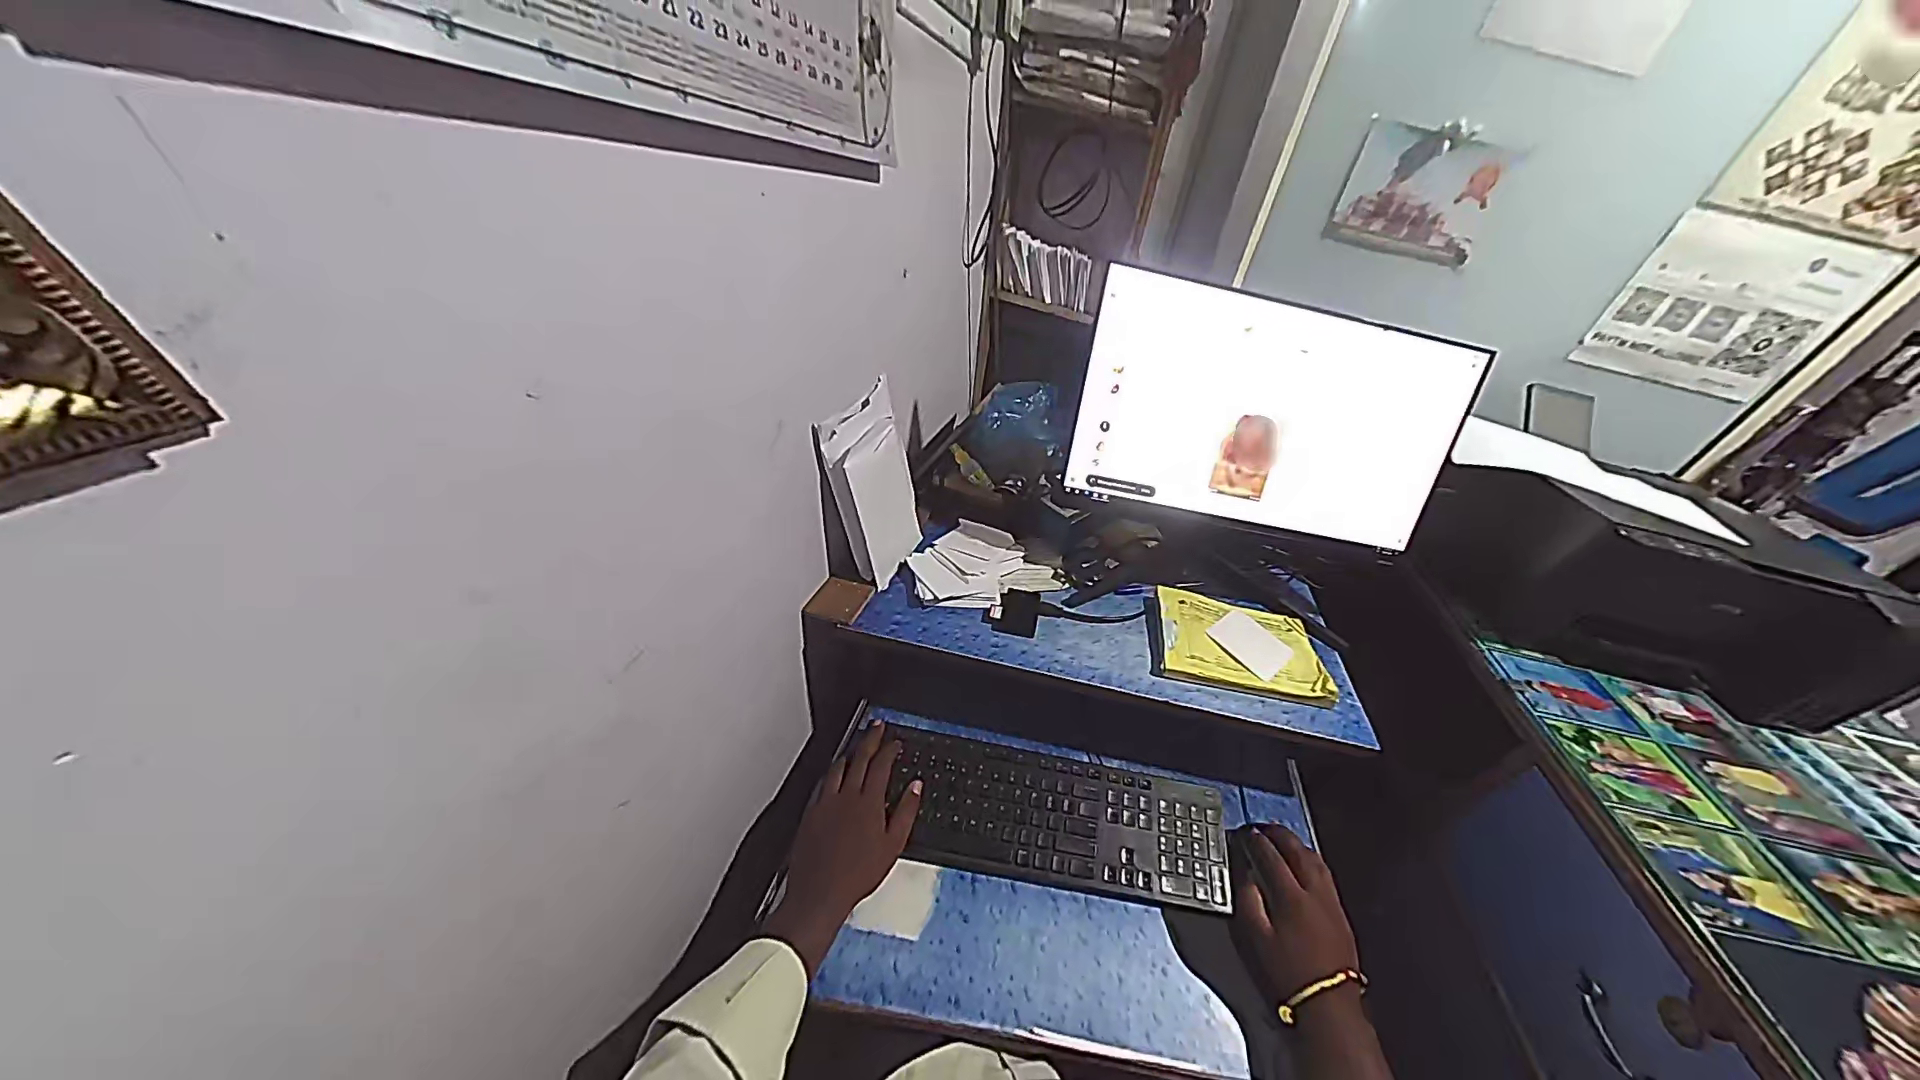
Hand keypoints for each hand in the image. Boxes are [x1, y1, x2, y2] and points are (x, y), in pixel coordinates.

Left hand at [762, 722, 921, 974]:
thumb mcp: (893, 845)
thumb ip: (906, 811)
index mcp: (869, 802)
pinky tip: (833, 772)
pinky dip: (831, 771)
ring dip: (850, 751)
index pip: (881, 765)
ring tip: (857, 745)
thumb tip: (916, 787)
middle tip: (877, 726)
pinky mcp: (811, 811)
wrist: (820, 892)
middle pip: (859, 757)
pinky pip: (822, 782)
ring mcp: (826, 802)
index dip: (889, 749)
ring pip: (838, 766)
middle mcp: (846, 796)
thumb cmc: (857, 874)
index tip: (895, 742)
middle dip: (870, 738)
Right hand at [1230, 824, 1359, 1008]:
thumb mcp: (1254, 935)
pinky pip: (1324, 871)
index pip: (1269, 854)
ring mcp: (1331, 900)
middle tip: (1258, 828)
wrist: (1328, 1004)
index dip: (1253, 840)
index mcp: (1290, 896)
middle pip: (1295, 849)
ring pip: (1313, 857)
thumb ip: (1247, 897)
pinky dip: (1308, 856)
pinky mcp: (1340, 910)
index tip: (1241, 833)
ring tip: (1277, 838)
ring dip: (1293, 842)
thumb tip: (1243, 869)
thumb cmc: (1285, 971)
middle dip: (1275, 833)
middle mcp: (1314, 891)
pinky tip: (1300, 860)